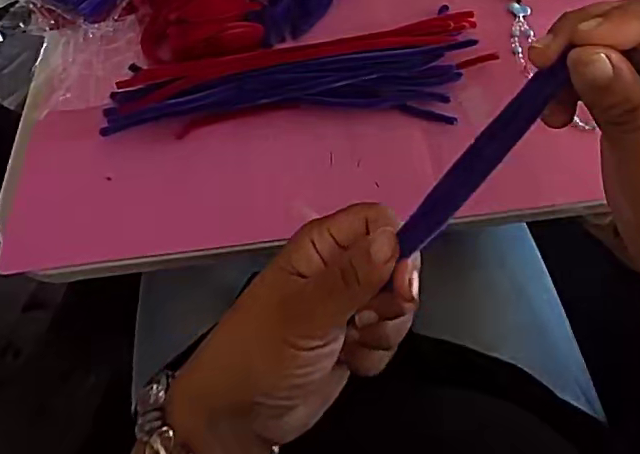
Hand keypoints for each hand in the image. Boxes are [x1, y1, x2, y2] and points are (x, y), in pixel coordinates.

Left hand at [167, 204, 418, 451]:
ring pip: (397, 302)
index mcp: (324, 243)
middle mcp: (341, 266)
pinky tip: (346, 360)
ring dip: (383, 329)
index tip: (401, 278)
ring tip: (348, 341)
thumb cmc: (257, 352)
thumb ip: (352, 277)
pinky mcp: (356, 336)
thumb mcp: (305, 313)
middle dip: (394, 296)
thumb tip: (392, 239)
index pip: (379, 222)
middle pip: (397, 261)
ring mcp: (350, 302)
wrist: (238, 418)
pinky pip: (389, 336)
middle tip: (367, 316)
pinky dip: (374, 353)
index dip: (398, 244)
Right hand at [529, 0, 639, 413]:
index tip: (574, 40)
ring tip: (542, 90)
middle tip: (541, 58)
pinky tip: (558, 108)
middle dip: (595, 36)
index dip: (634, 21)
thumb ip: (627, 114)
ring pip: (631, 51)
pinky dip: (582, 85)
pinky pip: (619, 81)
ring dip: (581, 60)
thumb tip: (582, 51)